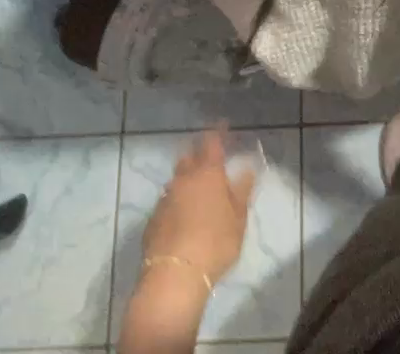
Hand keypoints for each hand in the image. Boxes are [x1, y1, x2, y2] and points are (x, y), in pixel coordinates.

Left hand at [142, 129, 256, 283]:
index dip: (218, 132)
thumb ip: (242, 191)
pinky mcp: (153, 219)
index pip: (212, 142)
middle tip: (210, 157)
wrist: (175, 275)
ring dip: (187, 179)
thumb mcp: (238, 219)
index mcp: (207, 174)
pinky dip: (177, 200)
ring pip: (177, 180)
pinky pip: (168, 201)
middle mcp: (182, 180)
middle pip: (189, 157)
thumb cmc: (215, 243)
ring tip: (198, 189)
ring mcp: (164, 199)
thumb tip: (247, 168)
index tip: (223, 125)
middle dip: (199, 153)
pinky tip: (184, 215)